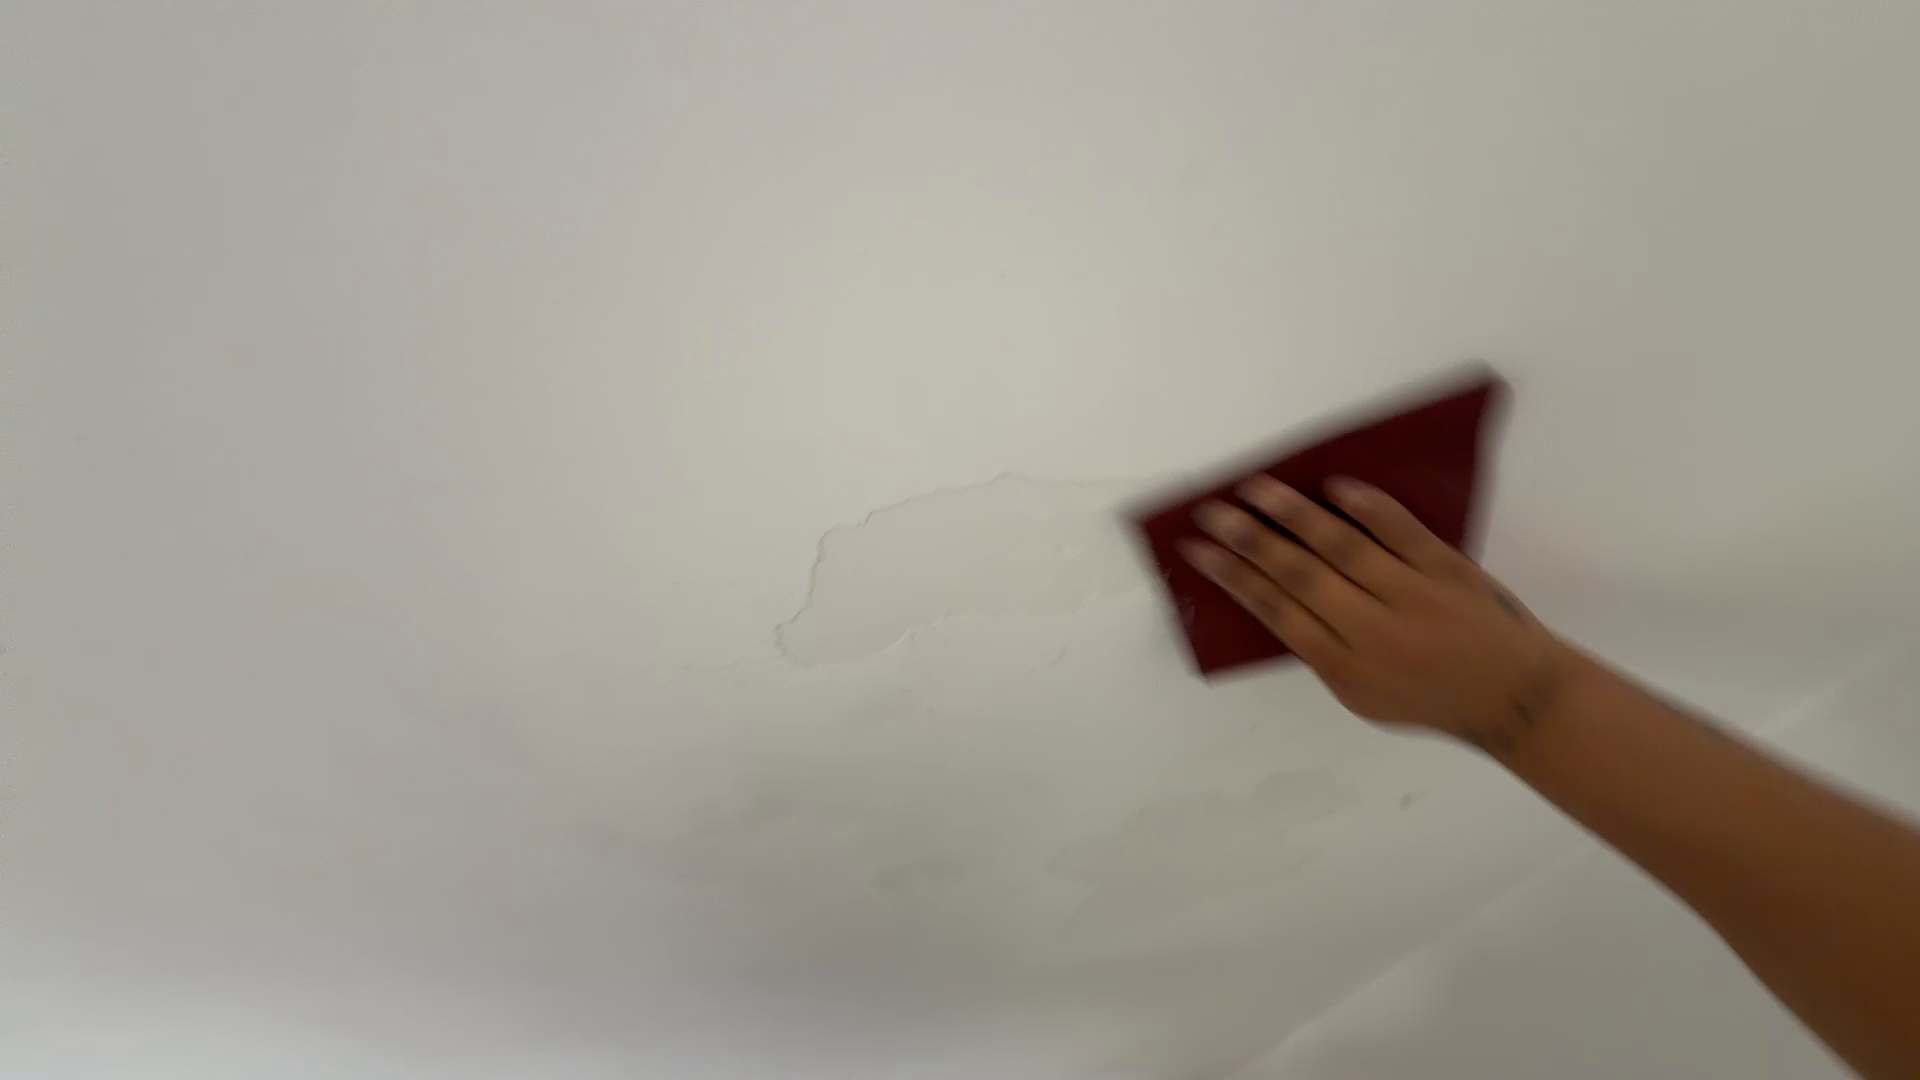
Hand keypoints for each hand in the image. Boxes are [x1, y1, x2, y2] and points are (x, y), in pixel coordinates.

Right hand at [1180, 476, 1572, 753]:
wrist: (1519, 700)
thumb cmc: (1427, 700)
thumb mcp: (1359, 695)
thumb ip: (1319, 650)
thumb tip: (1277, 598)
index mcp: (1342, 664)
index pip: (1273, 610)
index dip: (1230, 576)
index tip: (1196, 549)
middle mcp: (1371, 629)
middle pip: (1296, 575)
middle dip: (1246, 540)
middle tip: (1209, 513)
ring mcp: (1412, 596)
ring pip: (1342, 548)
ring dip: (1293, 515)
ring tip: (1254, 488)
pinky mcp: (1447, 570)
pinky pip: (1404, 533)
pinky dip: (1370, 508)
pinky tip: (1335, 485)